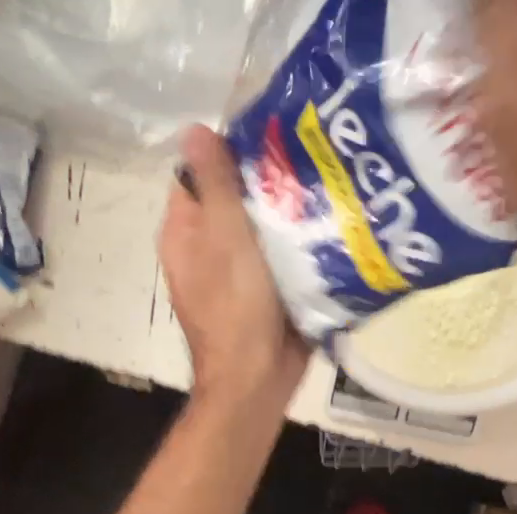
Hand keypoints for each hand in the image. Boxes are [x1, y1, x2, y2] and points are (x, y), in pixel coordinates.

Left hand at [160, 126, 309, 415]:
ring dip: (292, 211)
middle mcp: (207, 249)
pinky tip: (331, 224)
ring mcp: (238, 273)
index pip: (200, 174)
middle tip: (313, 155)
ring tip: (329, 182)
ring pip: (264, 227)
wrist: (258, 381)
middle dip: (270, 179)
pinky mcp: (268, 293)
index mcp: (184, 233)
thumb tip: (194, 128)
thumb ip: (214, 185)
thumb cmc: (236, 310)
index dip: (231, 151)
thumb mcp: (225, 239)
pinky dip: (303, 243)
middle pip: (237, 198)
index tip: (274, 134)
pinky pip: (284, 256)